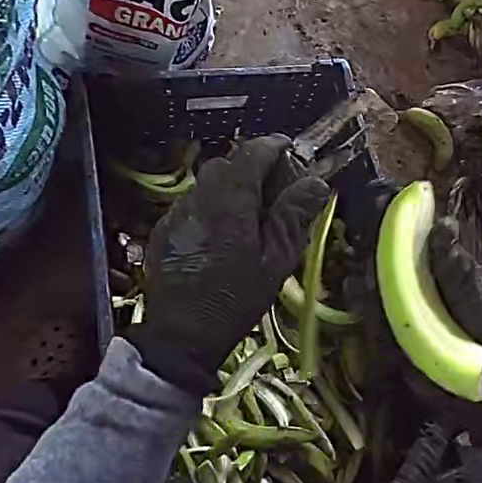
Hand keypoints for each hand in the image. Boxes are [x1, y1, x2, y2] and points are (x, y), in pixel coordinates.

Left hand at [131, 135, 331, 395]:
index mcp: (230, 198)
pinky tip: (223, 235)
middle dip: (255, 169)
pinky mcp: (164, 228)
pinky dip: (212, 207)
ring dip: (232, 188)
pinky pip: (193, 203)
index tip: (292, 152)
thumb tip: (317, 181)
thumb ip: (293, 216)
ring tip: (251, 216)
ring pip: (209, 183)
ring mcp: (177, 211)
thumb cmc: (235, 298)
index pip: (252, 151)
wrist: (181, 335)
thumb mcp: (275, 260)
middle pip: (229, 163)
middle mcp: (199, 195)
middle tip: (277, 192)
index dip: (275, 146)